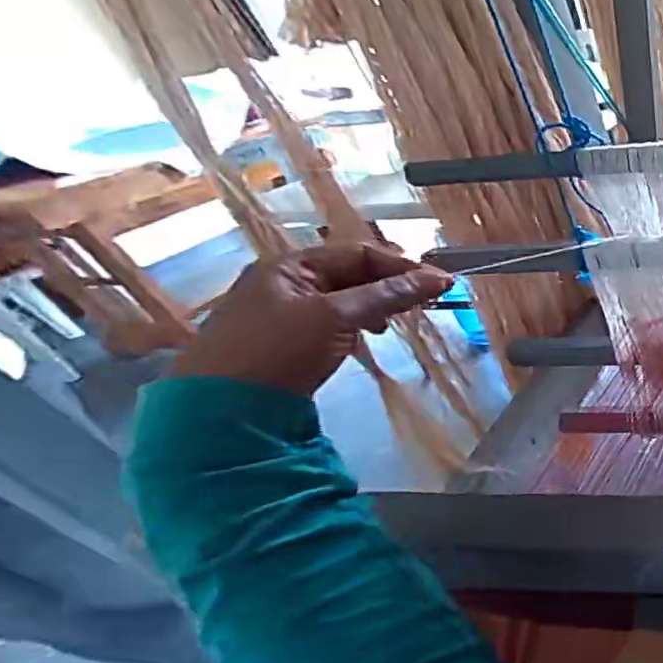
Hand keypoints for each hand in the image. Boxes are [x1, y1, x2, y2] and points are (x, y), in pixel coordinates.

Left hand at [171, 243, 451, 396]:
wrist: (222, 409)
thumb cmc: (278, 350)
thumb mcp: (336, 316)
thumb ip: (386, 295)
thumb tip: (437, 279)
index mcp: (290, 266)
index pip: (358, 253)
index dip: (401, 266)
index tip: (441, 284)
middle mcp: (284, 282)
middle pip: (351, 273)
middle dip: (391, 284)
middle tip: (427, 301)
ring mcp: (283, 311)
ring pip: (344, 297)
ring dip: (377, 304)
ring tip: (398, 321)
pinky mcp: (286, 340)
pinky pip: (333, 319)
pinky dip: (358, 322)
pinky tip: (369, 335)